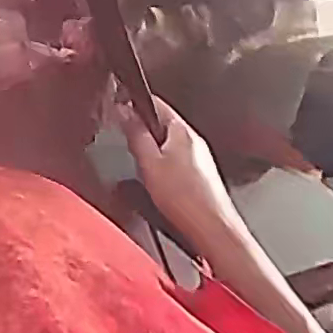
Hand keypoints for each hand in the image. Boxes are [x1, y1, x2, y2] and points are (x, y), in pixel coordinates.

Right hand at [109, 88, 229, 223]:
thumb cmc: (186, 199)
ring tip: (142, 164)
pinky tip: (158, 180)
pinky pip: (176, 158)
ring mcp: (199, 157)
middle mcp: (194, 140)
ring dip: (152, 147)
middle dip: (141, 128)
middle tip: (127, 141)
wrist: (214, 231)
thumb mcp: (149, 162)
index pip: (155, 103)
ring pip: (168, 141)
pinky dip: (162, 163)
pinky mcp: (200, 173)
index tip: (119, 108)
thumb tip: (123, 110)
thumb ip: (135, 133)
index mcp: (182, 131)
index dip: (134, 102)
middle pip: (161, 122)